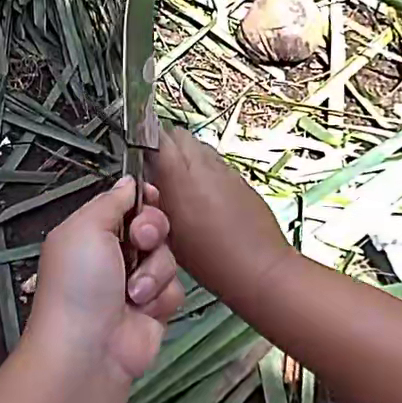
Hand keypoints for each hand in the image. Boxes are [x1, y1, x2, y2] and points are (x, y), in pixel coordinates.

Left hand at [27, 177, 183, 381]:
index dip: (143, 199)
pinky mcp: (155, 308)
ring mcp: (136, 282)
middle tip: (140, 242)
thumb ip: (111, 200)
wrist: (89, 350)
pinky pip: (176, 288)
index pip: (127, 203)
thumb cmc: (79, 284)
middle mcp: (114, 254)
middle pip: (153, 226)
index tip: (149, 198)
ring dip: (154, 272)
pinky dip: (161, 297)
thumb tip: (128, 180)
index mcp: (92, 231)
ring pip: (167, 257)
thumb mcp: (86, 227)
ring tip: (133, 292)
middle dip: (152, 232)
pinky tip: (143, 310)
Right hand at [147, 127, 295, 302]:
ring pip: (200, 146)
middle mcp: (204, 166)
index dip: (148, 144)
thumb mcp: (169, 234)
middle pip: (180, 135)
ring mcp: (226, 170)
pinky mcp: (241, 179)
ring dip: (188, 157)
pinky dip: (206, 170)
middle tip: (160, 172)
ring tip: (183, 185)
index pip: (159, 138)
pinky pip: (217, 163)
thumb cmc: (209, 259)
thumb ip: (158, 202)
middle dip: (167, 146)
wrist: (258, 267)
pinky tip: (206, 197)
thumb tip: (151, 186)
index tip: (143, 161)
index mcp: (180, 177)